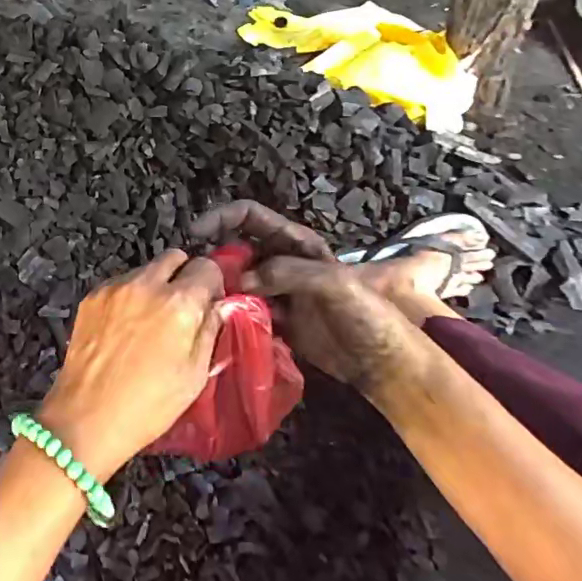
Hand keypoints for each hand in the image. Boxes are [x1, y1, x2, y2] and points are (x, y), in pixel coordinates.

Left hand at [38, 250, 224, 480]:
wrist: (88, 414)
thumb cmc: (150, 403)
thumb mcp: (195, 373)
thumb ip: (210, 329)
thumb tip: (217, 305)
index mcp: (179, 302)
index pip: (206, 267)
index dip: (213, 284)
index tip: (210, 304)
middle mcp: (145, 284)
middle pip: (173, 258)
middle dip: (183, 275)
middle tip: (183, 307)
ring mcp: (113, 288)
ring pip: (144, 269)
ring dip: (155, 285)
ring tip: (152, 323)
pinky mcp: (91, 296)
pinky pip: (120, 284)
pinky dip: (130, 295)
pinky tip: (127, 328)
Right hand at [195, 200, 432, 397]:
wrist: (385, 364)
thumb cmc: (368, 316)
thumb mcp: (334, 284)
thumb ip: (287, 273)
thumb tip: (240, 280)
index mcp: (296, 243)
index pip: (249, 216)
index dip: (221, 217)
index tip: (196, 232)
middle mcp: (281, 261)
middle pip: (235, 246)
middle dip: (213, 254)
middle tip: (197, 274)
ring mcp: (275, 290)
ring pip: (234, 278)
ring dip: (219, 285)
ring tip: (206, 299)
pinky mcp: (273, 317)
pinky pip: (242, 307)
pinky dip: (229, 310)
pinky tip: (222, 319)